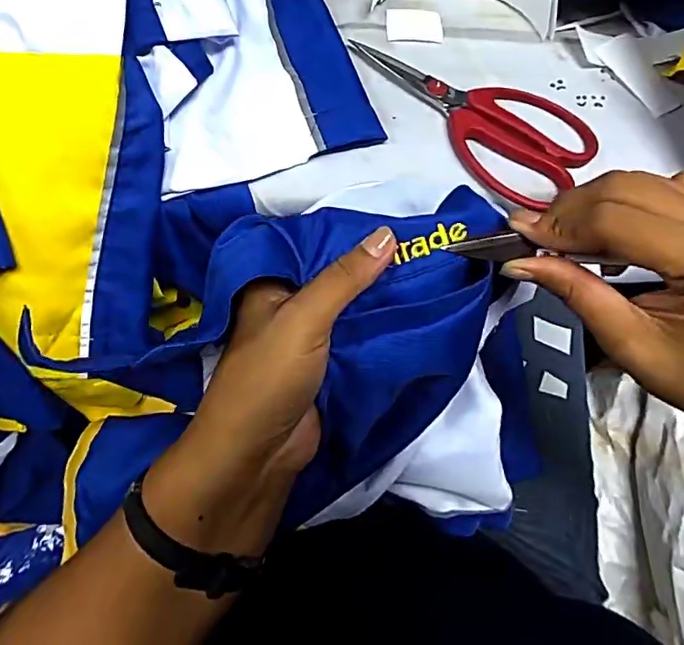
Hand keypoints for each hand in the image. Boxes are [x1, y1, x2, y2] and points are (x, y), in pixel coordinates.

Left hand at [141, 226, 396, 554]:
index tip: (394, 224)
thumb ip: (344, 278)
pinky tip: (414, 315)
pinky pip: (356, 342)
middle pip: (335, 281)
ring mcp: (308, 341)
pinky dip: (380, 331)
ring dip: (379, 300)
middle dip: (370, 270)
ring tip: (427, 274)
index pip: (313, 248)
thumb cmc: (269, 376)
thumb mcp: (305, 317)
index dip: (349, 237)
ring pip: (349, 312)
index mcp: (270, 286)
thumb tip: (387, 234)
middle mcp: (287, 308)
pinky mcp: (326, 370)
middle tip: (421, 249)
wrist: (256, 458)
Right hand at [500, 170, 683, 447]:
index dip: (562, 225)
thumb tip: (518, 259)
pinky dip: (631, 198)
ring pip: (643, 180)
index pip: (618, 221)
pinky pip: (668, 183)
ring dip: (597, 201)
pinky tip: (621, 227)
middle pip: (627, 188)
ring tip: (573, 235)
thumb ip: (576, 293)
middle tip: (539, 236)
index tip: (521, 235)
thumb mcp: (632, 347)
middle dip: (572, 209)